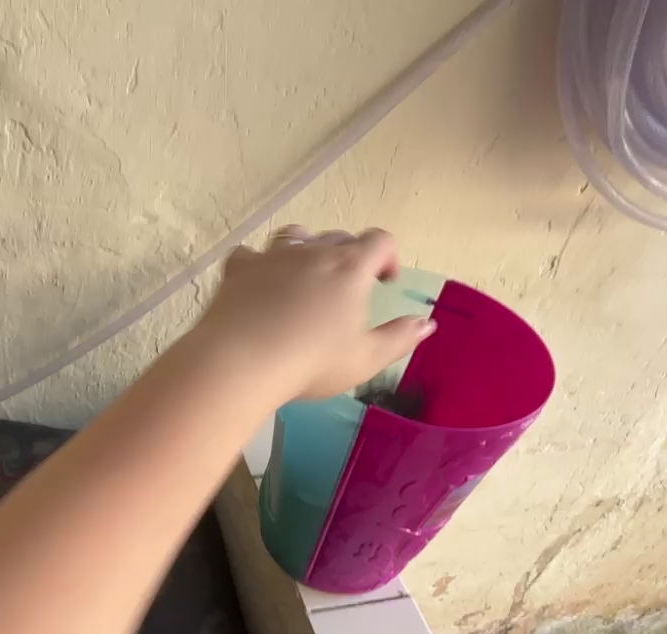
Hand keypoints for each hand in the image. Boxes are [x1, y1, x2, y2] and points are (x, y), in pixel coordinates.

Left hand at [190, 226, 435, 400]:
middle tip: (345, 288)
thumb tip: (427, 322)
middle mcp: (313, 251)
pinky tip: (257, 281)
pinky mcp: (238, 269)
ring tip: (304, 276)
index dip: (388, 256)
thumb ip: (398, 338)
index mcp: (350, 268)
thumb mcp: (364, 359)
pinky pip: (250, 254)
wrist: (242, 362)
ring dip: (305, 249)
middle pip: (338, 238)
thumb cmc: (311, 363)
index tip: (385, 280)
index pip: (380, 241)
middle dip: (348, 256)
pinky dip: (258, 264)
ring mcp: (272, 256)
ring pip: (295, 236)